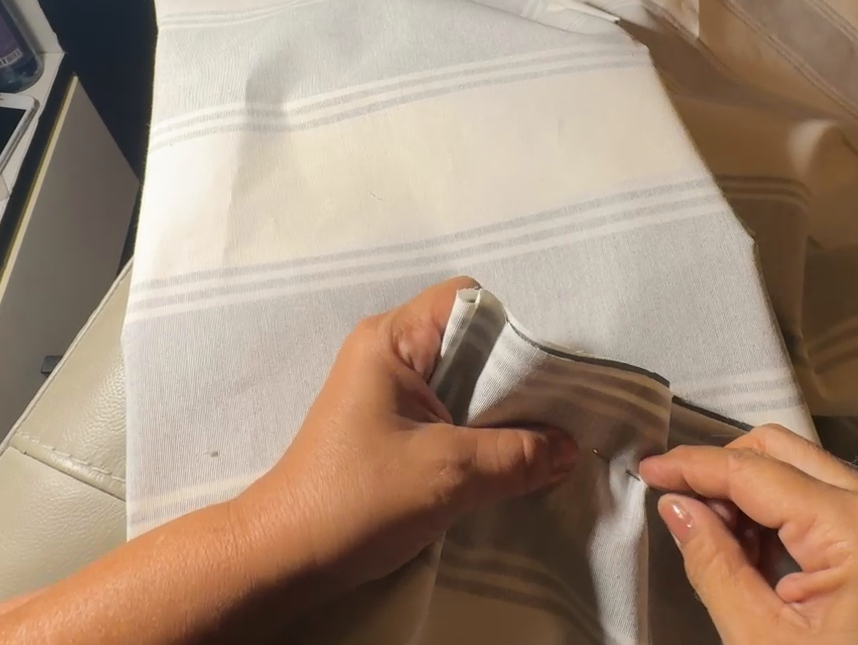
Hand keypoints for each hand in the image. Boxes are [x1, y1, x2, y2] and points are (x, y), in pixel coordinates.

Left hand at [232, 277, 580, 592]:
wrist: (285, 556)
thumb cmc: (356, 499)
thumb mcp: (447, 474)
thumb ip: (517, 455)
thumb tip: (572, 447)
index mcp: (392, 338)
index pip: (465, 301)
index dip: (507, 328)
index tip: (539, 373)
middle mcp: (388, 349)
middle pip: (467, 337)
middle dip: (510, 372)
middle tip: (550, 409)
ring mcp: (387, 385)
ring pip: (460, 375)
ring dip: (495, 404)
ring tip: (534, 435)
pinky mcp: (389, 419)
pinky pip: (446, 404)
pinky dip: (476, 424)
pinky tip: (501, 454)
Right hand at [639, 425, 857, 644]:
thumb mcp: (764, 644)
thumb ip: (714, 563)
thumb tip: (676, 504)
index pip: (752, 471)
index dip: (692, 466)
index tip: (648, 470)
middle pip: (777, 449)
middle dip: (723, 473)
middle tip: (688, 514)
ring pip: (799, 462)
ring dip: (751, 489)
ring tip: (725, 542)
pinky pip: (825, 487)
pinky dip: (783, 505)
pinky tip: (762, 550)